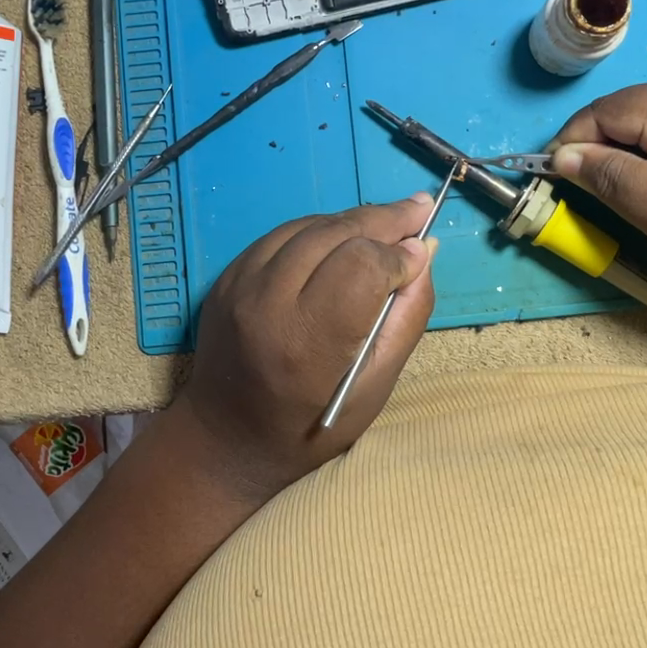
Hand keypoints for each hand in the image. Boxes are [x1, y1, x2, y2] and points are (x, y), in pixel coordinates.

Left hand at [172, 197, 437, 502]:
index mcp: (307, 341)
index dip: (397, 253)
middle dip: (384, 219)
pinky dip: (318, 229)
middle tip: (418, 209)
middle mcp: (267, 301)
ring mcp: (239, 283)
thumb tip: (423, 254)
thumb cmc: (309, 427)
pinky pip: (282, 234)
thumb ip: (405, 319)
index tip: (420, 252)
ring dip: (352, 220)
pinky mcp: (227, 274)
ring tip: (386, 223)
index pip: (361, 265)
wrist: (223, 438)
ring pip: (309, 225)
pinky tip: (341, 237)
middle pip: (336, 233)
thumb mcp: (373, 389)